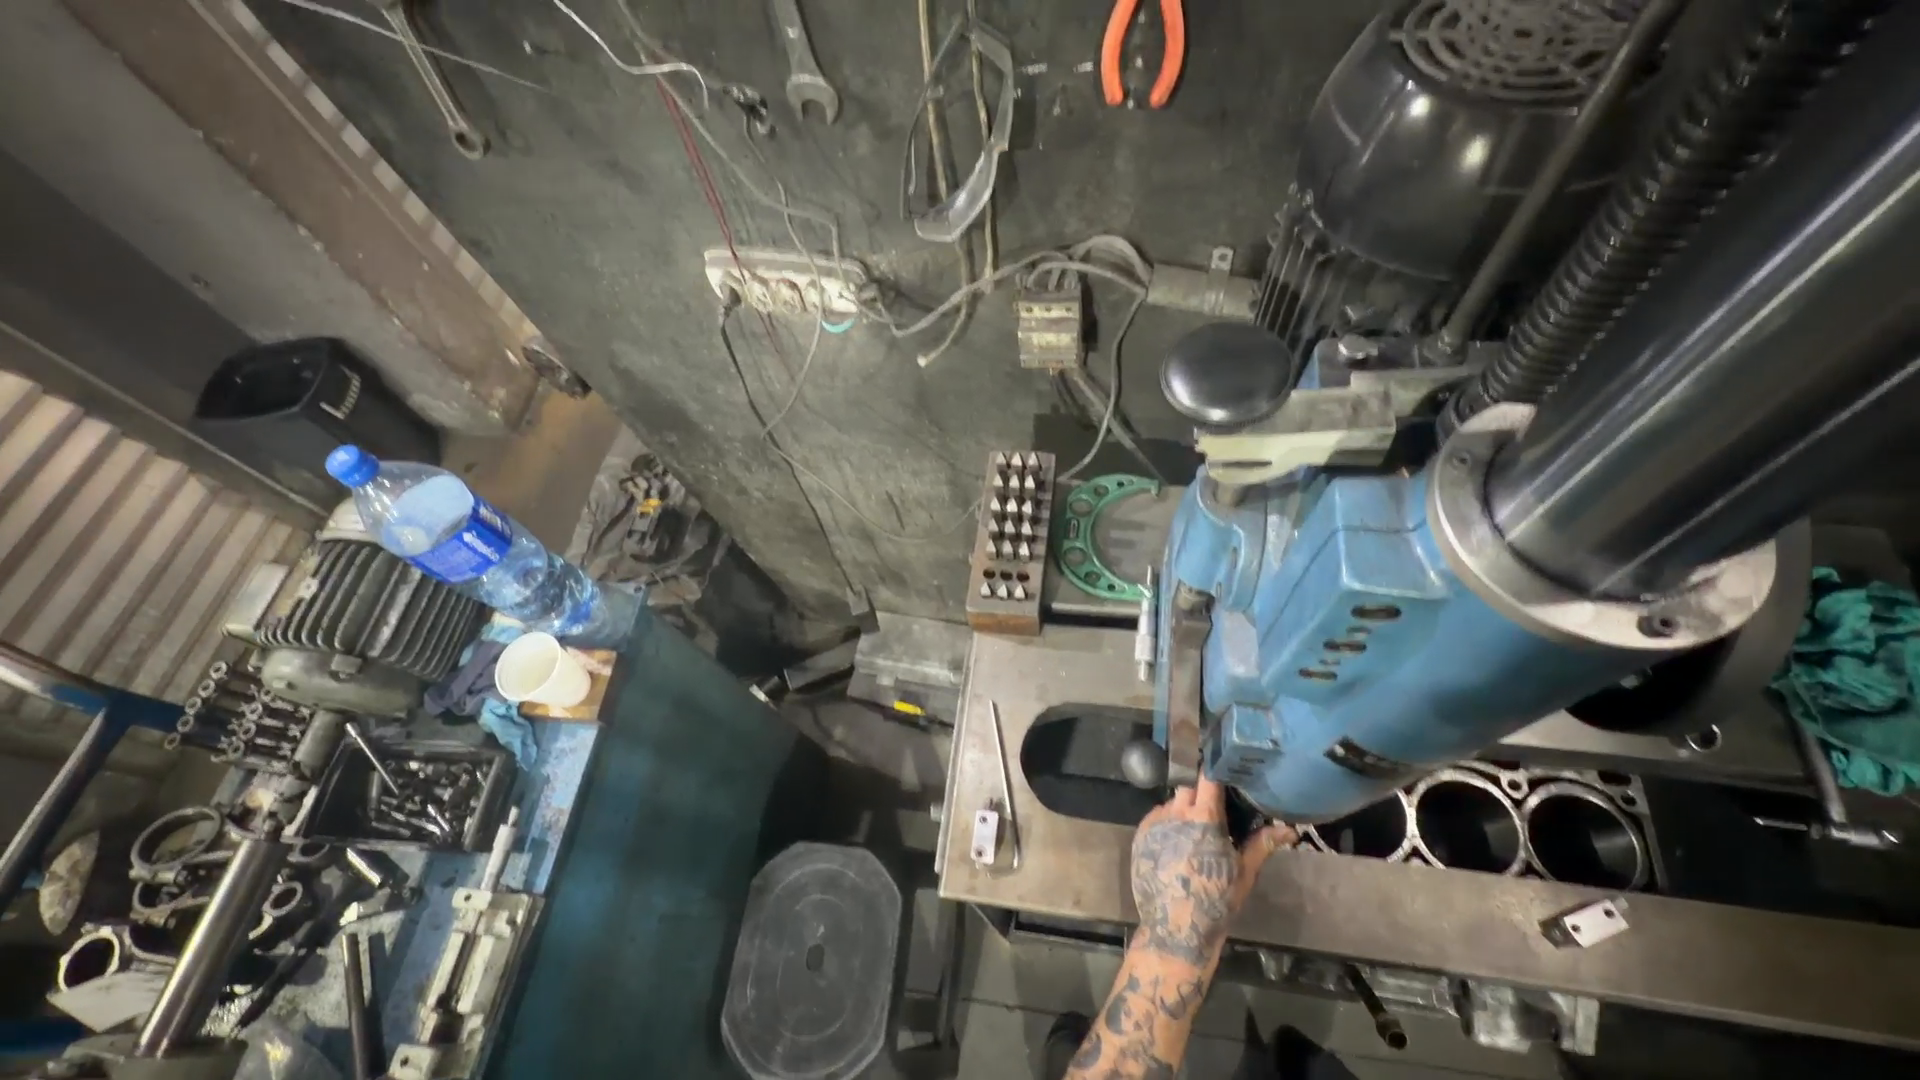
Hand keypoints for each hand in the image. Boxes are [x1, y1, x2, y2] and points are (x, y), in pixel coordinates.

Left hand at [1129, 775, 1296, 968]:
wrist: (1176, 928)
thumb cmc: (1216, 900)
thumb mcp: (1243, 872)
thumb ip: (1262, 844)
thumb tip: (1290, 829)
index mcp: (1203, 818)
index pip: (1208, 779)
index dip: (1215, 770)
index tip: (1222, 764)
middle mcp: (1175, 814)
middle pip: (1187, 787)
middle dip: (1199, 791)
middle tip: (1213, 805)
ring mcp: (1154, 824)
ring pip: (1171, 803)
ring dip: (1183, 809)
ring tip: (1195, 830)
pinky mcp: (1139, 836)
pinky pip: (1156, 819)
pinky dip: (1167, 824)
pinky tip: (1177, 842)